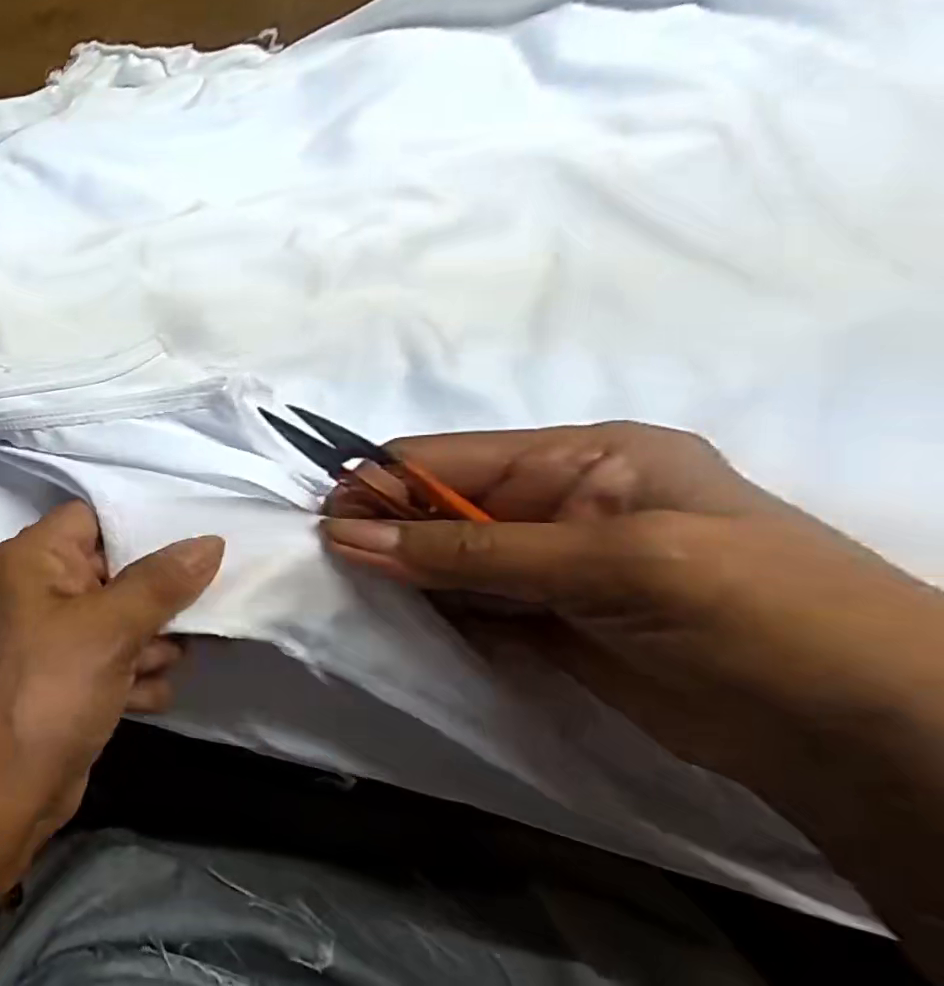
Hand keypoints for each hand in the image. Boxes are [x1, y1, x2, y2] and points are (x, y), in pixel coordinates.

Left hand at [0, 501, 223, 894]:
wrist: (5, 789)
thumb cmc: (50, 689)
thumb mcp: (109, 628)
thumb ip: (162, 582)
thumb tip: (211, 540)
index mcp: (36, 557)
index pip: (94, 516)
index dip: (141, 524)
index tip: (196, 538)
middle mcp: (44, 587)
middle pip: (118, 567)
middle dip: (155, 597)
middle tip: (191, 612)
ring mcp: (58, 633)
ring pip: (126, 617)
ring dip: (149, 642)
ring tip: (150, 663)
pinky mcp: (73, 674)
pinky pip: (119, 658)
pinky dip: (134, 676)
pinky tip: (138, 697)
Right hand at [319, 421, 943, 791]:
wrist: (877, 741)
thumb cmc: (757, 611)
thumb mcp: (610, 562)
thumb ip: (469, 549)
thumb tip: (343, 535)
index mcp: (581, 459)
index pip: (446, 459)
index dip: (380, 483)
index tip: (324, 523)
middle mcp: (556, 503)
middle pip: (435, 506)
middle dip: (383, 530)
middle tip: (329, 564)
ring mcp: (550, 565)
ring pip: (442, 557)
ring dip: (400, 572)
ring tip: (348, 591)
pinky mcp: (546, 620)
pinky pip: (464, 603)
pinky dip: (427, 610)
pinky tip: (393, 617)